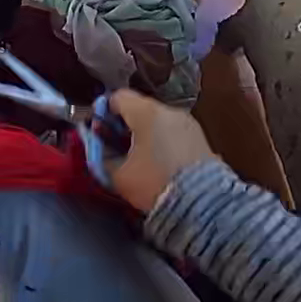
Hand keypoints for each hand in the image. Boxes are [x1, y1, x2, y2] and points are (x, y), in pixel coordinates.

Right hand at [107, 90, 215, 211]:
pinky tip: (161, 163)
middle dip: (126, 125)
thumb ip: (102, 156)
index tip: (100, 131)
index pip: (118, 97)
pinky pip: (174, 132)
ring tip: (141, 159)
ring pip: (159, 121)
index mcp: (147, 112)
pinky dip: (164, 141)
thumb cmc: (154, 183)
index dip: (104, 111)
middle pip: (140, 108)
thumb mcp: (119, 175)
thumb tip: (98, 147)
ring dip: (146, 134)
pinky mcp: (201, 138)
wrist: (202, 204)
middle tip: (117, 148)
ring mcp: (189, 123)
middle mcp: (170, 111)